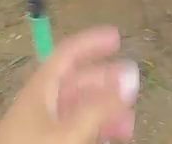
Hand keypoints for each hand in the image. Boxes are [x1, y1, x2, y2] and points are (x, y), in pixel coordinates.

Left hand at [0, 26, 139, 143]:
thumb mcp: (68, 129)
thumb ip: (99, 105)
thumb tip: (130, 77)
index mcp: (41, 86)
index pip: (68, 52)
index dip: (92, 42)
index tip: (117, 38)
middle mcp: (40, 101)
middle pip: (77, 81)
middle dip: (106, 82)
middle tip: (131, 85)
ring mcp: (40, 125)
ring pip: (78, 108)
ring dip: (104, 110)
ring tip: (127, 122)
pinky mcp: (43, 141)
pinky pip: (73, 127)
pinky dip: (93, 127)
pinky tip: (108, 136)